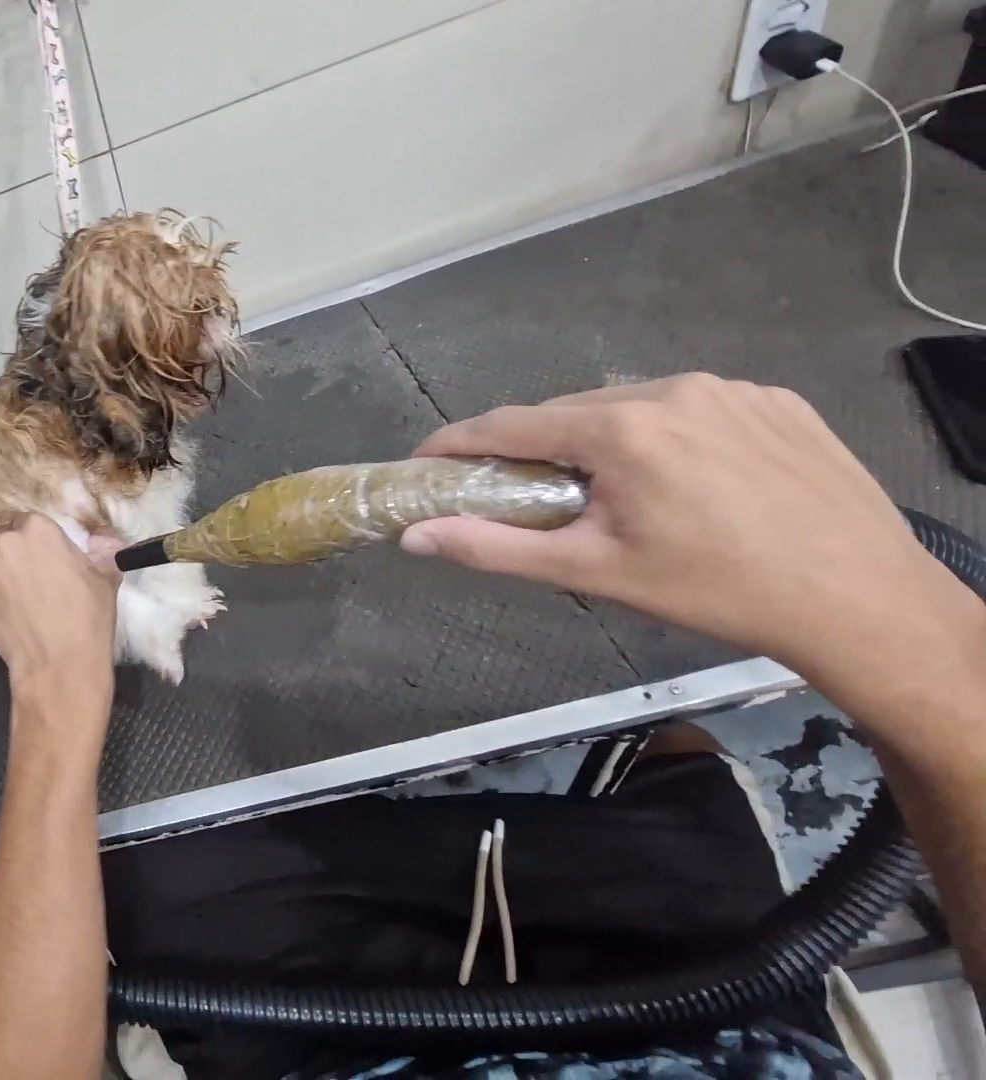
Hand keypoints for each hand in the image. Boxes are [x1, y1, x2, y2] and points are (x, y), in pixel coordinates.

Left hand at [0, 515, 120, 723]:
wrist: (59, 667)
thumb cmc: (88, 618)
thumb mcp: (106, 578)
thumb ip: (101, 552)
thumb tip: (105, 541)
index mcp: (38, 529)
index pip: (32, 522)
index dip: (43, 542)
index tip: (53, 560)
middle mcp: (6, 544)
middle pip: (11, 543)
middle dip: (24, 557)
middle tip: (42, 582)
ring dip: (9, 577)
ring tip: (29, 603)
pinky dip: (0, 599)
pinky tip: (18, 617)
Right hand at [400, 374, 983, 678]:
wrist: (862, 602)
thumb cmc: (711, 590)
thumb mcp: (590, 572)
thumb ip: (492, 547)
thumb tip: (414, 536)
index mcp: (623, 429)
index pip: (510, 422)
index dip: (457, 440)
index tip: (425, 459)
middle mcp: (674, 391)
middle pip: (568, 411)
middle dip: (529, 447)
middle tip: (517, 491)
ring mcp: (732, 390)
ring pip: (627, 406)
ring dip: (592, 440)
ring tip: (600, 491)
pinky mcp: (776, 401)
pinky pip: (686, 408)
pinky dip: (656, 436)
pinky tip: (674, 479)